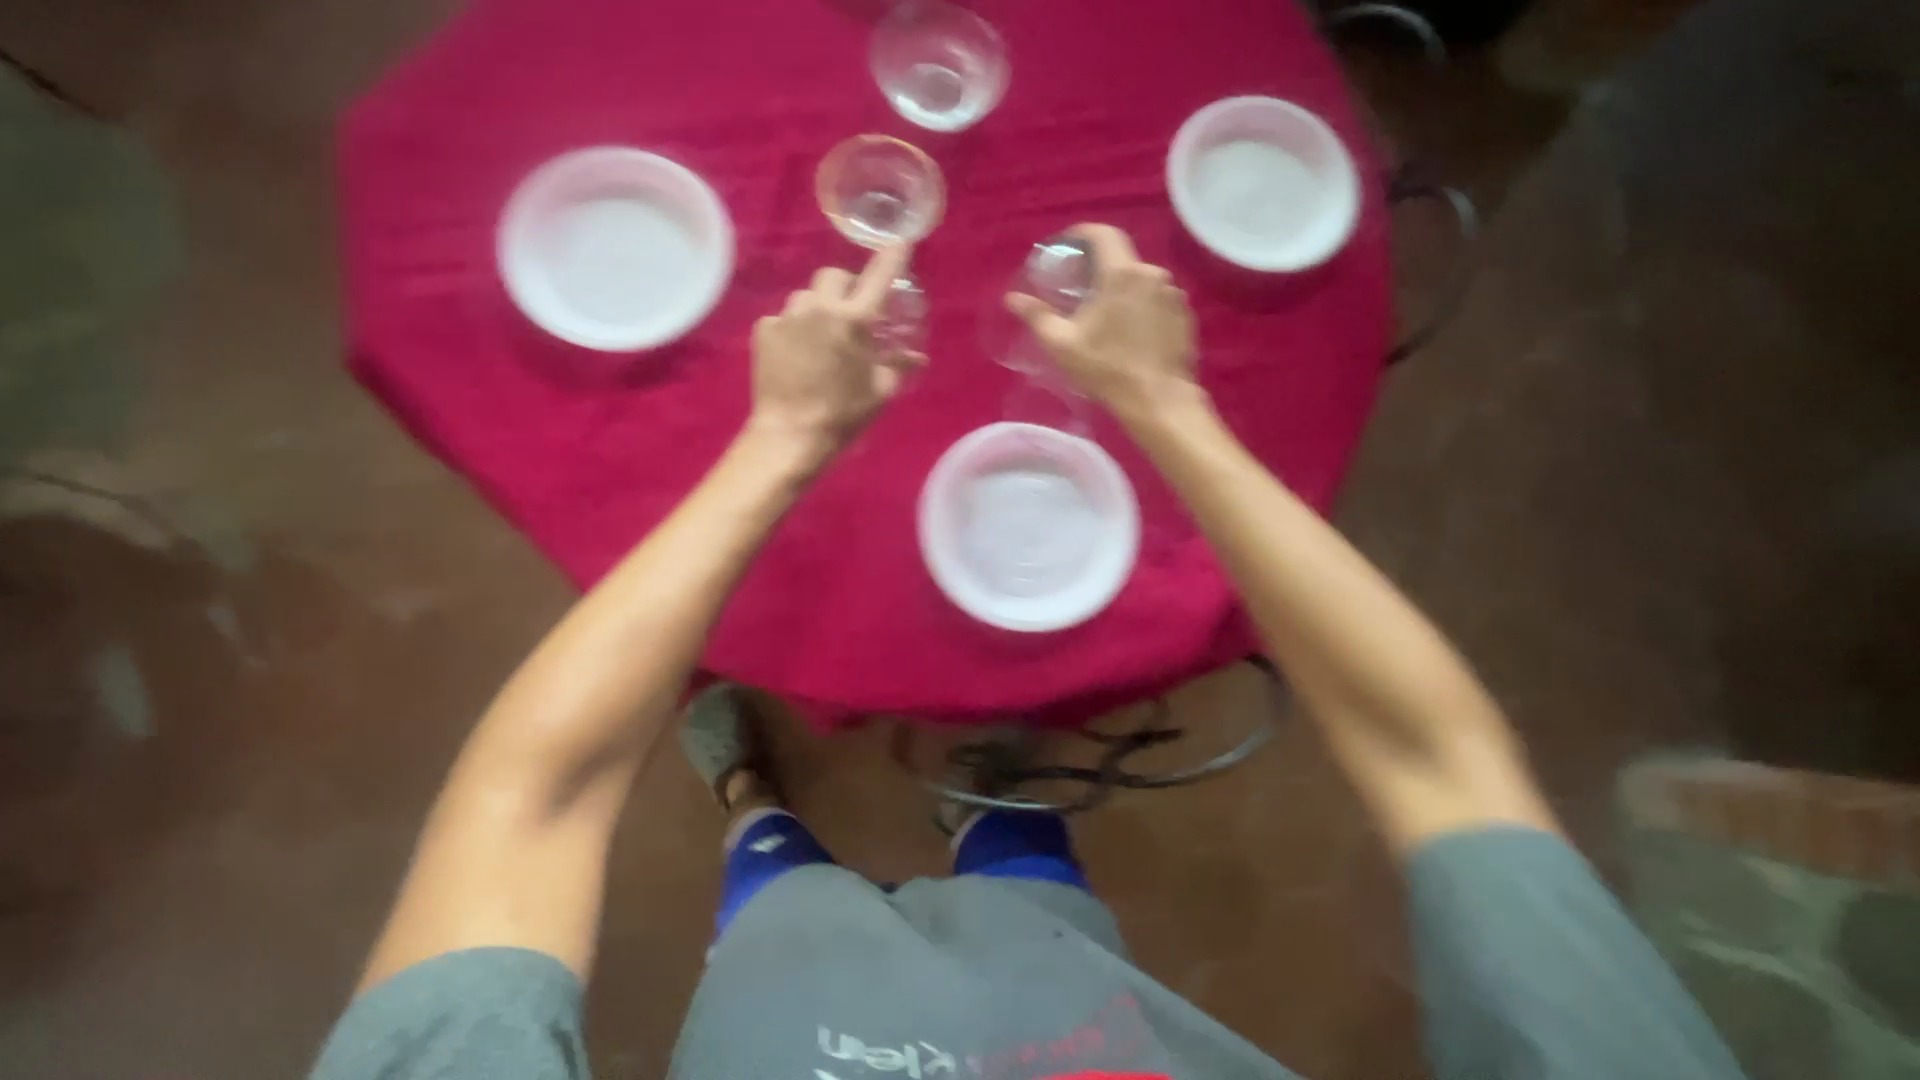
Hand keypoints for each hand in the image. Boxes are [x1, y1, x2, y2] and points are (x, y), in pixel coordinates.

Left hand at [749, 243, 921, 468]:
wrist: (791, 434)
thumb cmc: (843, 414)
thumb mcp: (880, 391)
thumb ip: (898, 365)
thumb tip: (917, 357)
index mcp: (855, 320)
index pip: (878, 277)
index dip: (891, 257)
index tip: (898, 242)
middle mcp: (820, 308)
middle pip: (834, 275)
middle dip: (845, 286)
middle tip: (851, 310)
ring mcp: (788, 317)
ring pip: (806, 297)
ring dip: (818, 308)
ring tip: (820, 336)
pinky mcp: (764, 331)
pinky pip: (783, 319)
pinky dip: (793, 330)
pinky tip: (797, 353)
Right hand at [1004, 224, 1199, 421]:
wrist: (1159, 401)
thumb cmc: (1107, 369)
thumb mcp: (1062, 344)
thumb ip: (1037, 315)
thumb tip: (1012, 298)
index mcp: (1122, 273)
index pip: (1103, 234)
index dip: (1081, 234)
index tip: (1066, 248)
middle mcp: (1152, 274)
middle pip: (1121, 259)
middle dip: (1099, 268)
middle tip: (1080, 288)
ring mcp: (1174, 295)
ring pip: (1141, 280)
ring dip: (1122, 290)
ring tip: (1106, 314)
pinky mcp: (1185, 315)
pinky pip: (1158, 300)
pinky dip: (1142, 306)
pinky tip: (1131, 331)